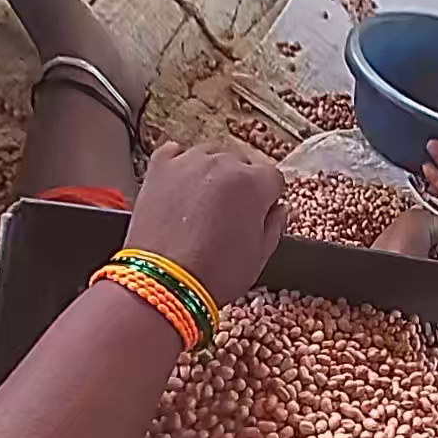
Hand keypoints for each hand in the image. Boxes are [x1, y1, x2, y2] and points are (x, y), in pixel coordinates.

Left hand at [125, 142, 285, 303]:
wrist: (166, 283)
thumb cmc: (214, 274)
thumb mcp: (259, 257)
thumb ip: (274, 226)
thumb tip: (278, 210)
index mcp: (254, 184)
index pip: (272, 178)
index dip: (268, 199)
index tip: (260, 213)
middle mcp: (223, 164)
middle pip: (240, 165)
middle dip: (238, 187)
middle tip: (227, 218)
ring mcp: (189, 163)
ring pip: (209, 157)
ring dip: (210, 176)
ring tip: (202, 209)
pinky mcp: (159, 168)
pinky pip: (175, 154)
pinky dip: (181, 168)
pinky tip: (181, 191)